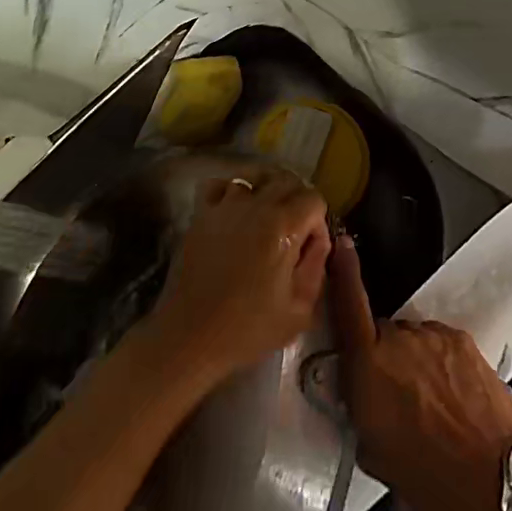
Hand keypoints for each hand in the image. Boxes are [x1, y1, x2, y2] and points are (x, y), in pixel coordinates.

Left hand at [140, 169, 331, 382]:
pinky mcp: (200, 213)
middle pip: (284, 180)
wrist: (193, 332)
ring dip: (265, 192)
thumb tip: (318, 240)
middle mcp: (253, 205)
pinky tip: (234, 211)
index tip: (311, 246)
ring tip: (265, 220)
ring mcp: (223, 205)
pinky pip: (218, 184)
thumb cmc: (250, 327)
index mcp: (282, 227)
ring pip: (252, 178)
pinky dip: (229, 190)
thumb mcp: (300, 308)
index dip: (318, 220)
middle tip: (294, 232)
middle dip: (296, 201)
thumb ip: (316, 266)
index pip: (313, 198)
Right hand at [330, 233, 511, 510]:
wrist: (486, 485)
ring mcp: (436, 339)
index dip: (342, 268)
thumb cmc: (422, 469)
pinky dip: (448, 366)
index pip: (348, 300)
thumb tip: (357, 388)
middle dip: (389, 354)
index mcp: (367, 358)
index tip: (340, 243)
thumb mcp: (367, 437)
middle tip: (399, 393)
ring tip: (432, 401)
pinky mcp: (467, 346)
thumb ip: (356, 396)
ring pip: (418, 340)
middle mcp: (400, 339)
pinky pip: (447, 347)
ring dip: (420, 360)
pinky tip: (455, 398)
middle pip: (386, 332)